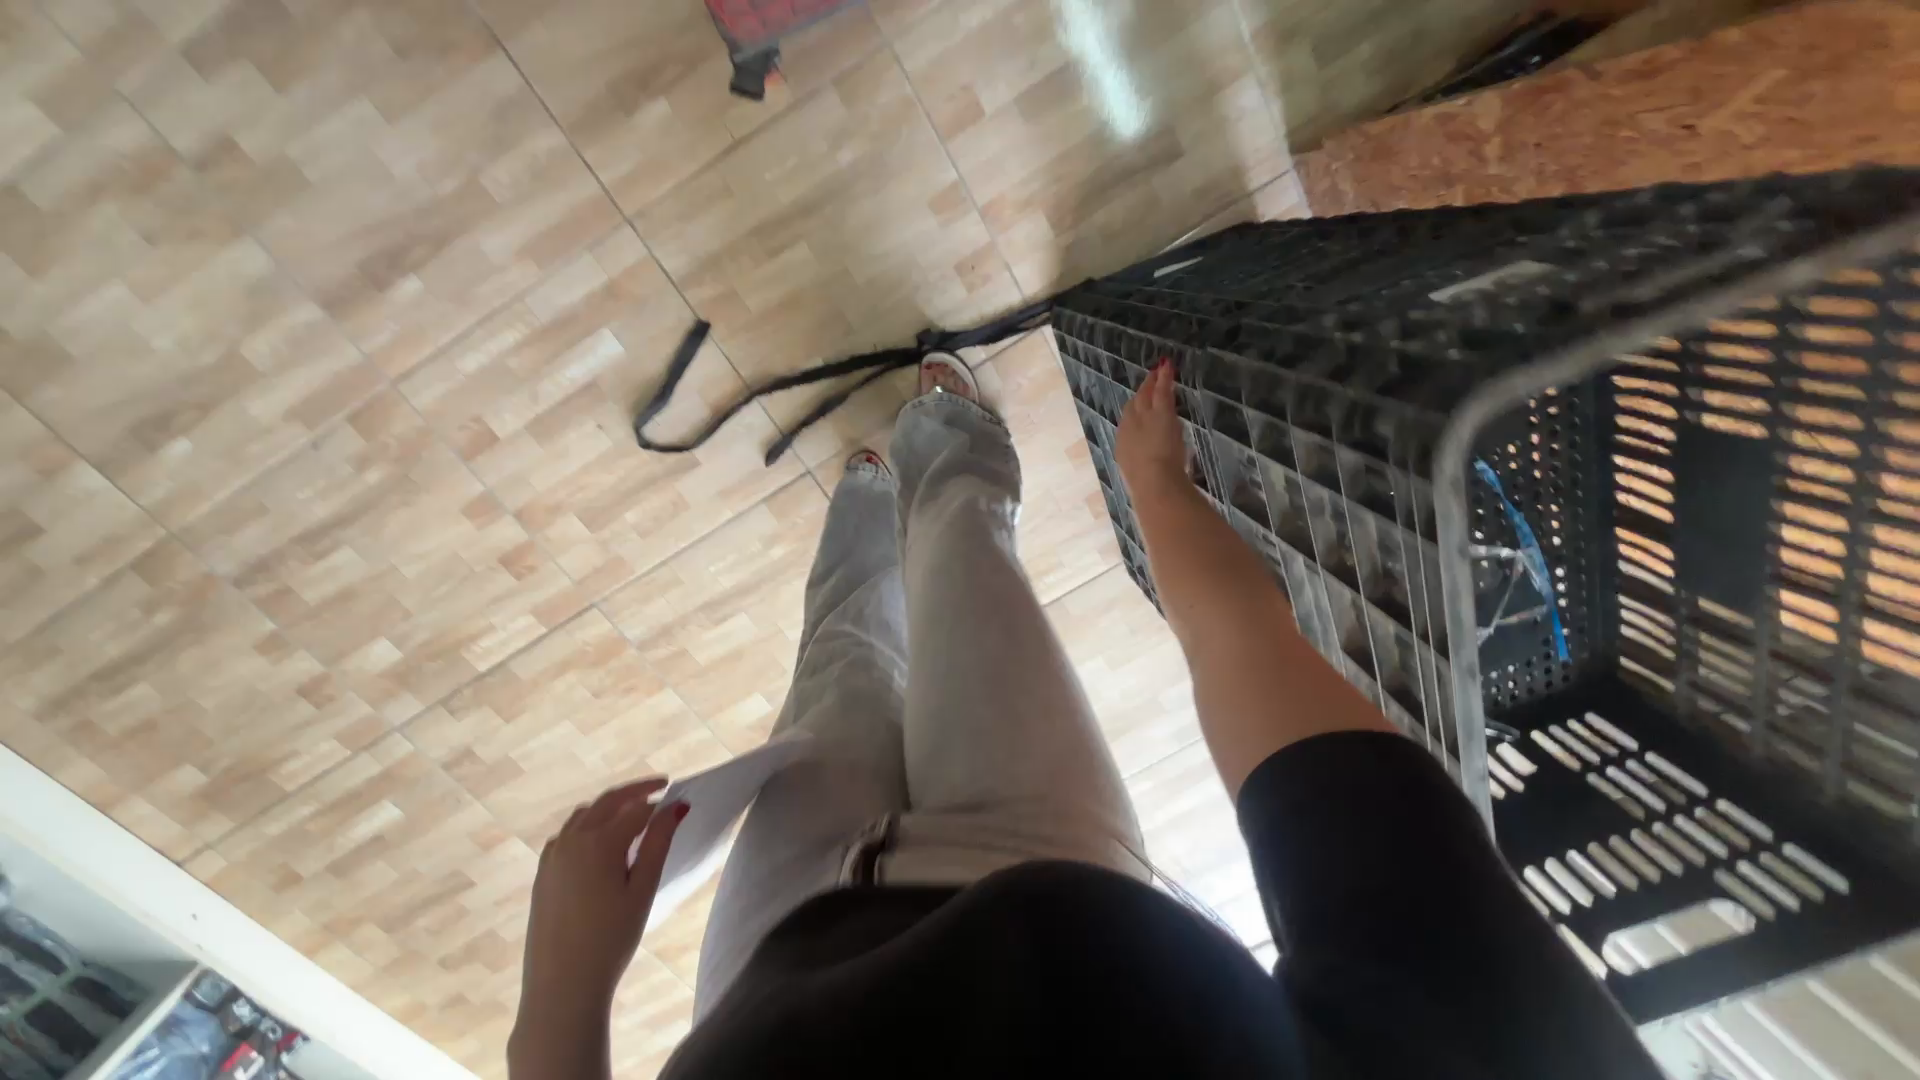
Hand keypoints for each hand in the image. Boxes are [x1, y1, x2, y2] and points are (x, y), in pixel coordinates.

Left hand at [510, 779, 685, 1067]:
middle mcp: (570, 841)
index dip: (661, 803)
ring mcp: (551, 857)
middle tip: (661, 787)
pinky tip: (601, 841)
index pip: (637, 809)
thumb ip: (658, 843)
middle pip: (607, 802)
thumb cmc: (610, 939)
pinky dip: (588, 825)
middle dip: (635, 791)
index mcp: (598, 842)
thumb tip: (676, 806)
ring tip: (634, 812)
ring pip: (584, 815)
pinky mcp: (542, 874)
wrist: (562, 988)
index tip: (681, 802)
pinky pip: (567, 835)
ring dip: (610, 807)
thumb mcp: (642, 889)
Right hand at [1117, 358, 1191, 505]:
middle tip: (1147, 381)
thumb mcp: (1142, 483)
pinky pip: (1162, 391)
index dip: (1134, 414)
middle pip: (1133, 406)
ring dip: (1152, 382)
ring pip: (1147, 395)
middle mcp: (1128, 430)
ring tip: (1157, 370)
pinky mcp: (1161, 413)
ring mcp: (1144, 419)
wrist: (1154, 483)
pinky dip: (1164, 378)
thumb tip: (1147, 485)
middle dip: (1140, 393)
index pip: (1128, 426)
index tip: (1139, 407)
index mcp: (1123, 448)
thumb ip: (1145, 476)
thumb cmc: (1149, 491)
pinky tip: (1167, 367)